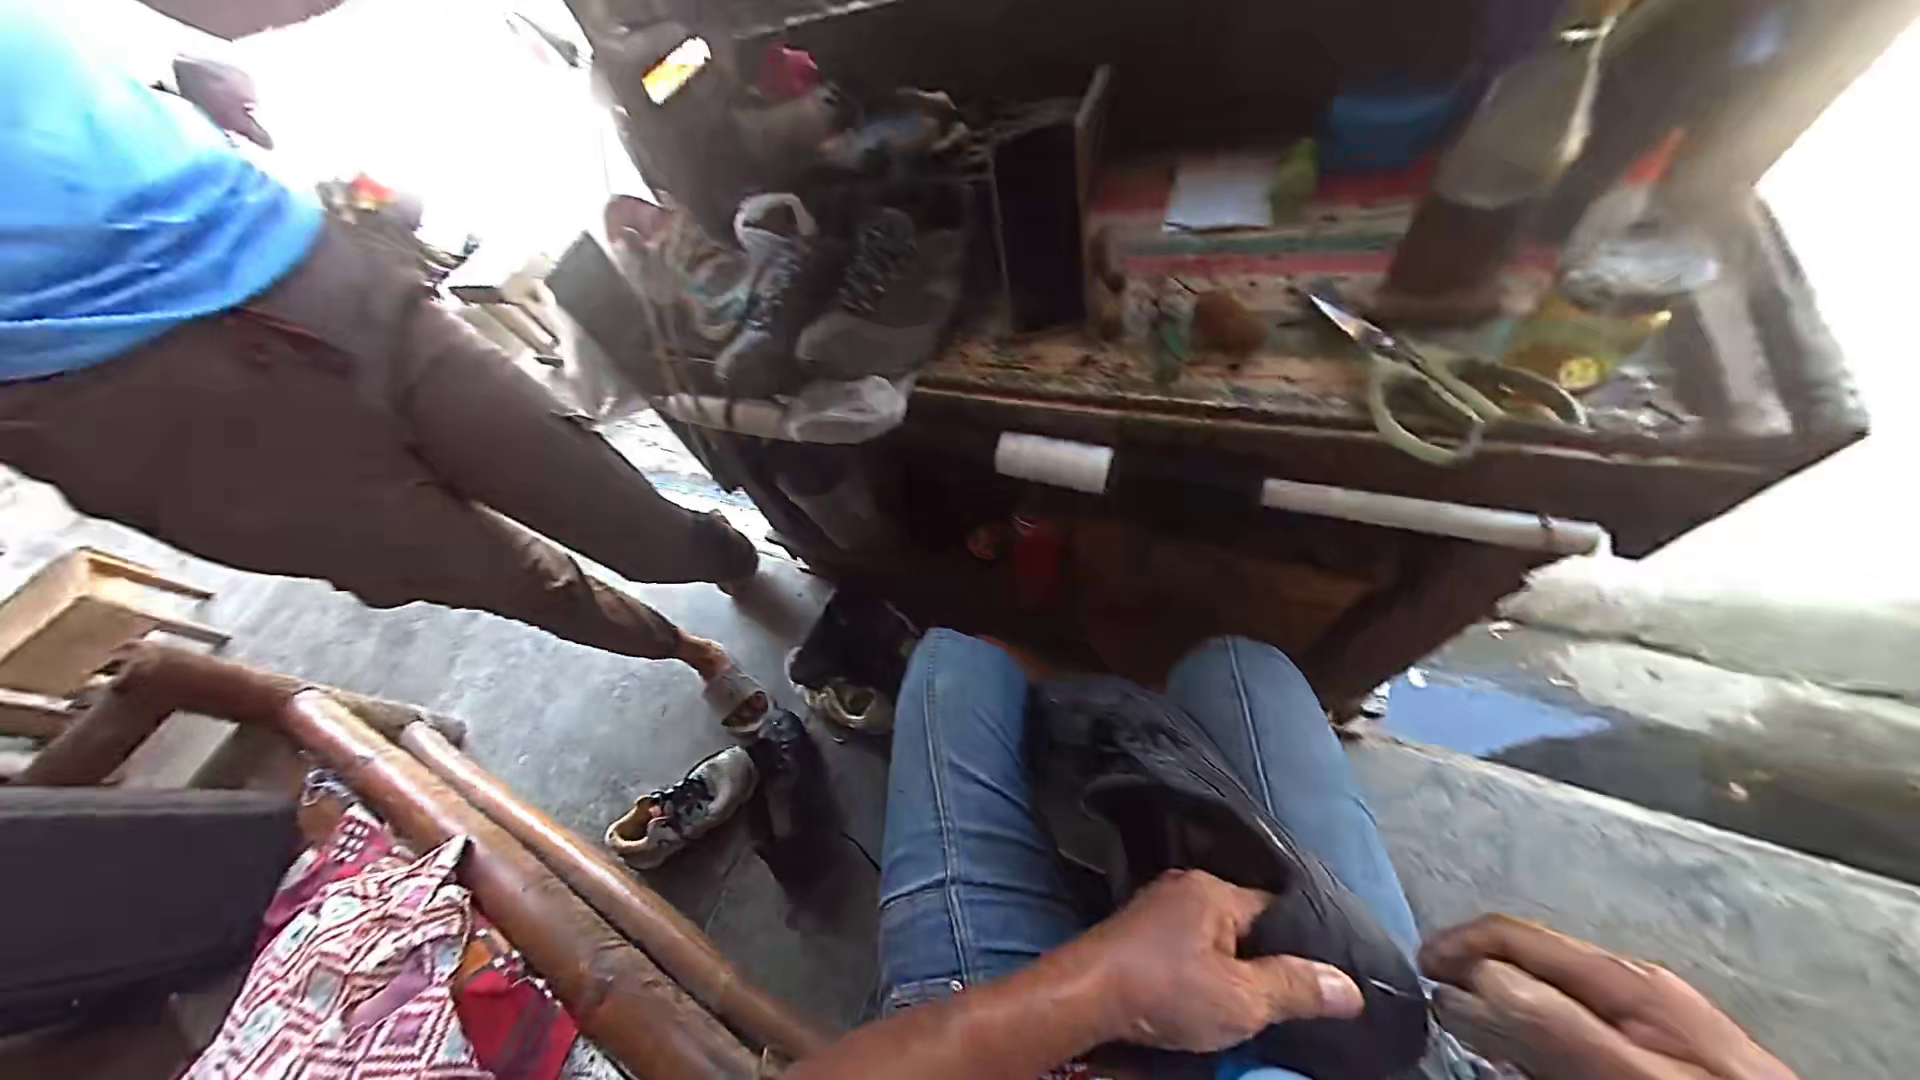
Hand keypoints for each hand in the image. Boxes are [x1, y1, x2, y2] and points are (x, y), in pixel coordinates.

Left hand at [1061, 869, 1364, 1052]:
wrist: (1088, 994)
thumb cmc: (1167, 990)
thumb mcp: (1242, 999)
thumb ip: (1295, 988)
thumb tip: (1349, 985)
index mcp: (1211, 889)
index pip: (1274, 908)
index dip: (1303, 944)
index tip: (1325, 980)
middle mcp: (1184, 886)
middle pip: (1244, 921)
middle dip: (1266, 957)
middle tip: (1293, 999)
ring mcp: (1159, 904)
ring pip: (1215, 933)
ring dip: (1234, 965)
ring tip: (1256, 1001)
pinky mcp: (1140, 927)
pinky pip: (1189, 941)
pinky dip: (1205, 964)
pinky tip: (1211, 991)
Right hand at [1420, 915, 1796, 1079]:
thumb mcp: (1628, 1071)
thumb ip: (1549, 1018)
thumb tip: (1467, 979)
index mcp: (1621, 975)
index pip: (1507, 932)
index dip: (1453, 945)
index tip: (1418, 974)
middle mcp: (1633, 981)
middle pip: (1526, 957)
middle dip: (1474, 974)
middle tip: (1443, 1009)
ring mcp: (1655, 1016)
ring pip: (1550, 989)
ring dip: (1504, 1004)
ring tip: (1481, 1035)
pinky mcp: (1668, 1050)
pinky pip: (1580, 1022)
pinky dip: (1541, 1030)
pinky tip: (1536, 1055)